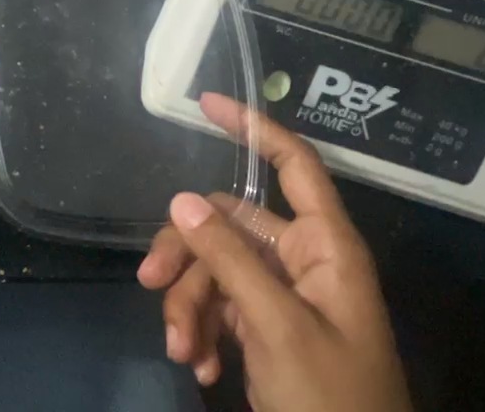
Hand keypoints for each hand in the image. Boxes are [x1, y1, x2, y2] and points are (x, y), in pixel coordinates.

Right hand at [137, 93, 410, 411]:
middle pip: (228, 223)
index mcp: (326, 247)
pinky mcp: (263, 326)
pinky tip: (198, 364)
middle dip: (188, 255)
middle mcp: (302, 260)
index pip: (294, 165)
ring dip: (189, 304)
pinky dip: (201, 329)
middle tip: (151, 284)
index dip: (254, 129)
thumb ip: (228, 259)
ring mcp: (280, 294)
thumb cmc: (332, 401)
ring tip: (181, 348)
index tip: (206, 103)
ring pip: (214, 265)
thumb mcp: (277, 328)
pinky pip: (218, 303)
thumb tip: (181, 199)